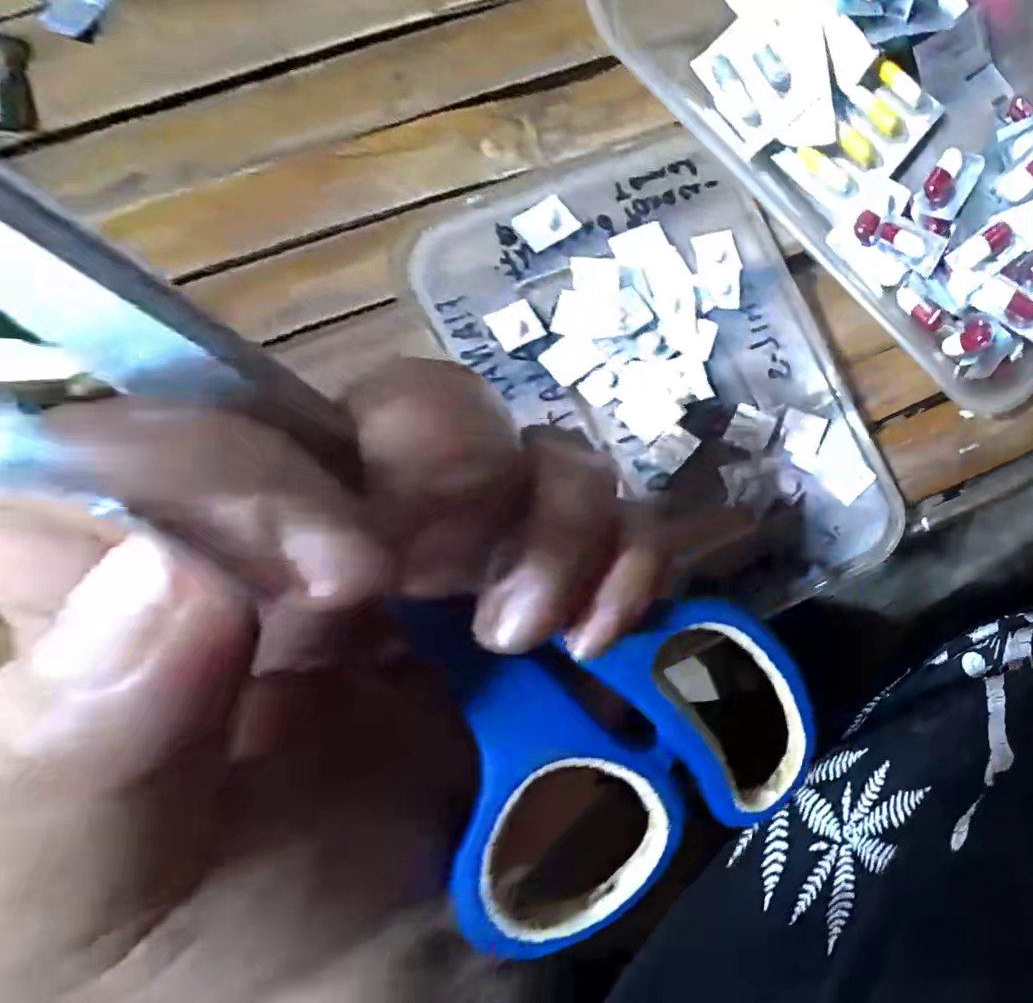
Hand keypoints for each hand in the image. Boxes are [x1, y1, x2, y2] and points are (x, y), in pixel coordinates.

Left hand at [0, 360, 699, 1001]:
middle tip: (452, 578)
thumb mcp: (96, 908)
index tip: (348, 584)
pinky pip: (631, 518)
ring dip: (559, 524)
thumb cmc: (241, 958)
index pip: (178, 434)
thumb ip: (79, 754)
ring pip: (537, 449)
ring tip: (532, 636)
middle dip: (450, 468)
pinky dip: (636, 557)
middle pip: (401, 405)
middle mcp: (342, 546)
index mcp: (186, 593)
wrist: (431, 982)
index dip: (257, 472)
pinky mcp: (576, 587)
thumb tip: (161, 576)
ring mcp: (479, 563)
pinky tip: (606, 633)